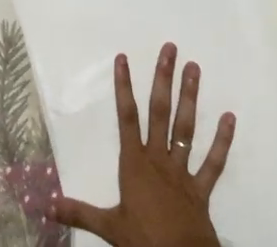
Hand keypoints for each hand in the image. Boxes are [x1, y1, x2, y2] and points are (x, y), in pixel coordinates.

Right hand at [50, 44, 234, 246]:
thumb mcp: (108, 227)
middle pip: (160, 112)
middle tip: (170, 49)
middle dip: (163, 79)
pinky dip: (222, 141)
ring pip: (186, 128)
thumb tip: (46, 204)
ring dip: (190, 98)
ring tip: (195, 68)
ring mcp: (182, 172)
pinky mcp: (201, 189)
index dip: (123, 87)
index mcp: (134, 164)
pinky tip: (230, 118)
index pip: (126, 118)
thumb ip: (79, 212)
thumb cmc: (143, 241)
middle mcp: (158, 159)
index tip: (123, 58)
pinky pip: (214, 162)